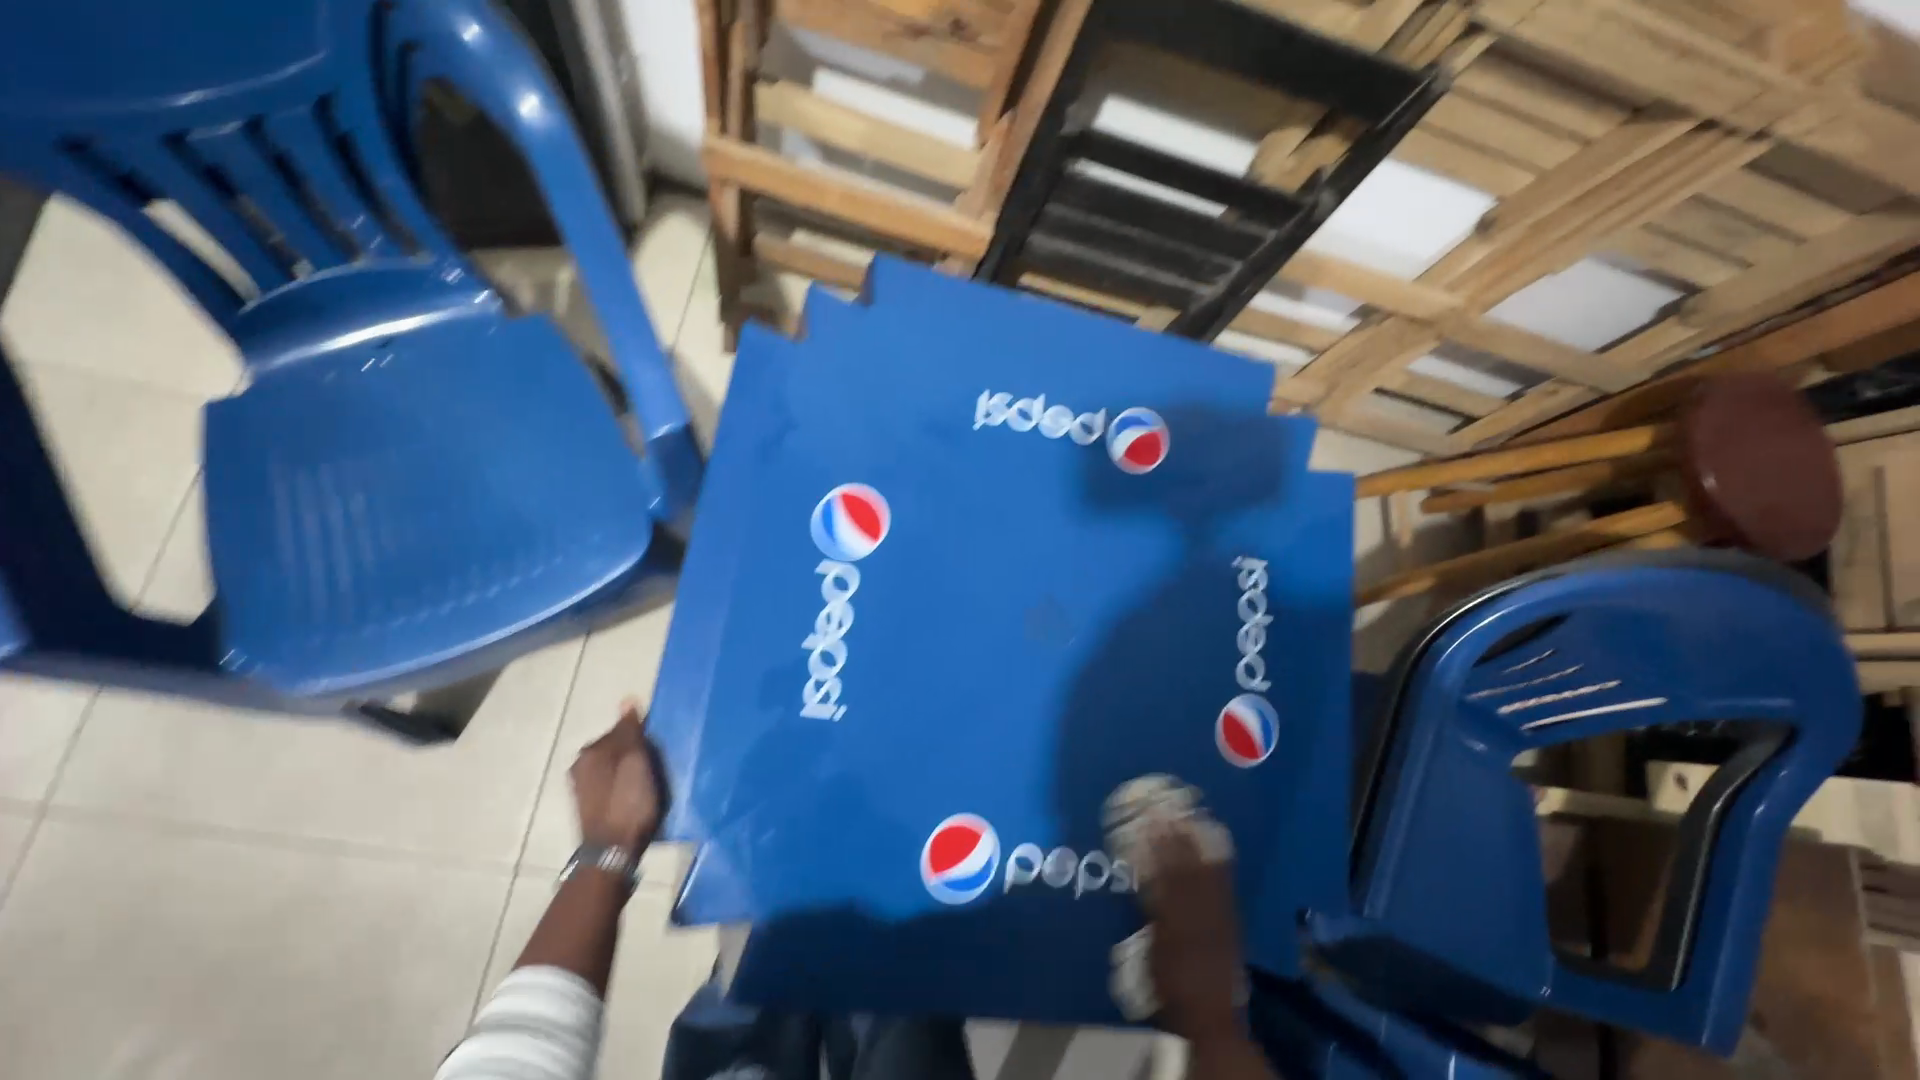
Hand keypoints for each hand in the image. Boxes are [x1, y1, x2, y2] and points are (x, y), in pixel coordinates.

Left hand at [569, 699, 664, 853]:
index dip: (644, 737)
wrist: (611, 853)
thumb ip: (631, 732)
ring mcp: (580, 787)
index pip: (623, 729)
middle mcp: (580, 764)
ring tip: (648, 784)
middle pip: (617, 748)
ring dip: (629, 770)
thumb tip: (627, 699)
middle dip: (635, 753)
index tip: (659, 751)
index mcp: (591, 751)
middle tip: (656, 768)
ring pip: (613, 766)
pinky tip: (634, 797)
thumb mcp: (636, 762)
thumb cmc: (628, 804)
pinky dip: (623, 785)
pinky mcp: (586, 805)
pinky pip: (610, 783)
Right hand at [1142, 820, 1244, 1043]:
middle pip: (1183, 865)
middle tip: (1164, 807)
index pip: (1160, 874)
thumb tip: (1143, 880)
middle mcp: (1195, 911)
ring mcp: (1216, 913)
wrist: (1209, 1014)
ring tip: (1188, 814)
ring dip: (1195, 840)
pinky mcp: (1230, 918)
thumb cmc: (1170, 986)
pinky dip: (1218, 860)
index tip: (1143, 821)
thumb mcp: (1151, 951)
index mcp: (1171, 920)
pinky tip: (1215, 842)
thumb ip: (1149, 916)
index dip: (1152, 846)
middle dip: (1173, 835)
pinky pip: (1224, 882)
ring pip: (1205, 869)